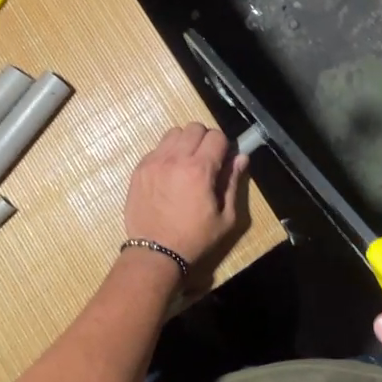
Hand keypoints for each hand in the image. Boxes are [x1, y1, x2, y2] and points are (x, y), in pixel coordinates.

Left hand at [122, 123, 245, 265]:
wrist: (155, 253)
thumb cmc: (195, 238)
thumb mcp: (225, 217)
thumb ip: (233, 183)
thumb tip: (241, 158)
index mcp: (200, 170)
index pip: (217, 136)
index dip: (224, 147)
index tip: (223, 161)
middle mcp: (175, 159)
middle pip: (194, 127)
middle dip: (205, 140)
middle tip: (206, 161)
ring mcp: (154, 162)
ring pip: (173, 133)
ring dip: (184, 143)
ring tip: (186, 164)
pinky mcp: (139, 169)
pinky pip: (157, 148)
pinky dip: (166, 154)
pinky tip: (169, 174)